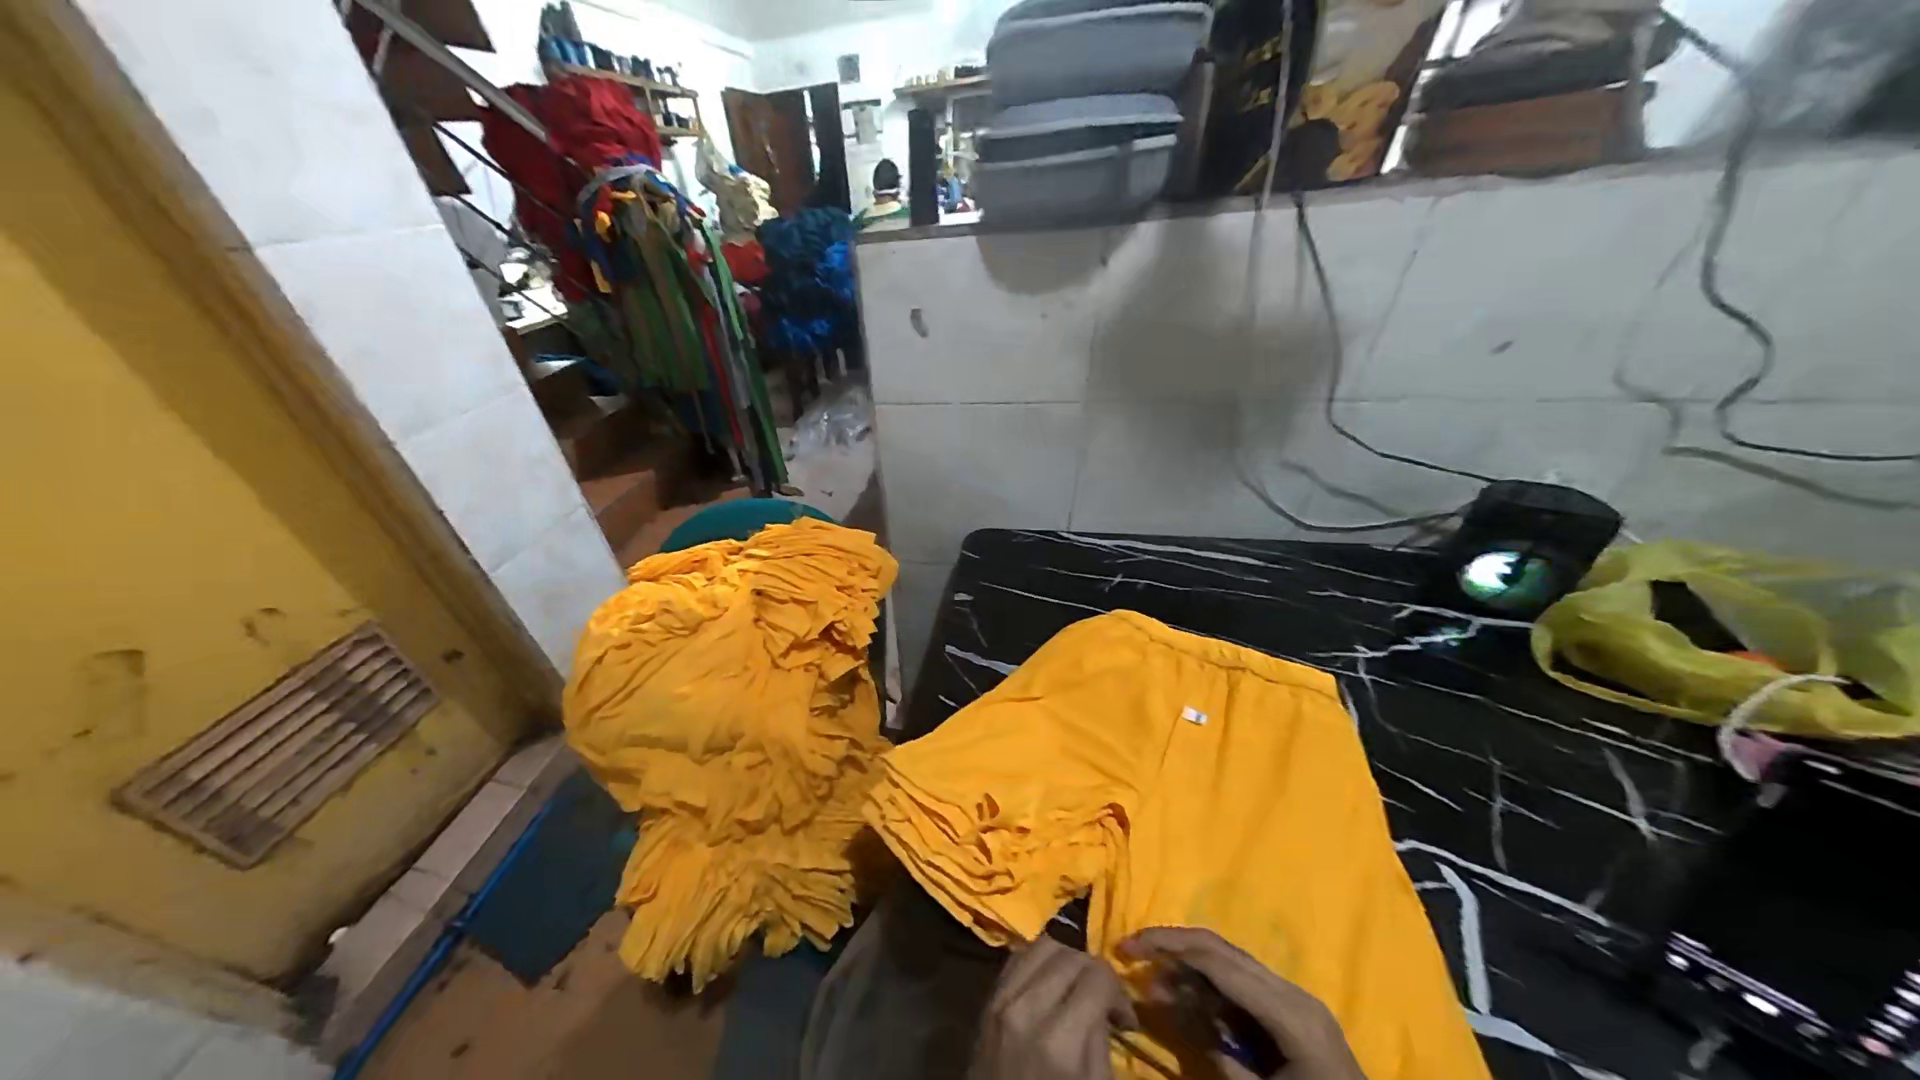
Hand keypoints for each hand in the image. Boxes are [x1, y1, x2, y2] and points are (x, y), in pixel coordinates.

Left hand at [970, 935, 1137, 1079]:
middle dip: (1095, 971)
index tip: (1124, 1017)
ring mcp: (1002, 998)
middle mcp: (1028, 1007)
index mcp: (1059, 1041)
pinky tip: (1051, 981)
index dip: (1118, 991)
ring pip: (1045, 944)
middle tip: (1103, 1001)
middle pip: (1072, 955)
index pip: (1097, 976)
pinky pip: (1020, 955)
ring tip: (1077, 985)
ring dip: (1068, 958)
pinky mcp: (988, 997)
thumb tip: (1103, 1001)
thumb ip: (1099, 1037)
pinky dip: (1041, 959)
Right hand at [1123, 927, 1366, 1079]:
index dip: (1168, 946)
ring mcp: (1297, 999)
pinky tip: (1187, 992)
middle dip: (1173, 943)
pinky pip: (1244, 982)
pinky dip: (1210, 980)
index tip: (1127, 947)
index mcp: (1288, 1012)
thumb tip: (1180, 1008)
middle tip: (1130, 947)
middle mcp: (1293, 993)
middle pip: (1222, 948)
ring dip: (1189, 961)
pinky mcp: (1295, 1011)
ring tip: (1153, 976)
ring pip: (1231, 959)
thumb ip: (1220, 1056)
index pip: (1216, 960)